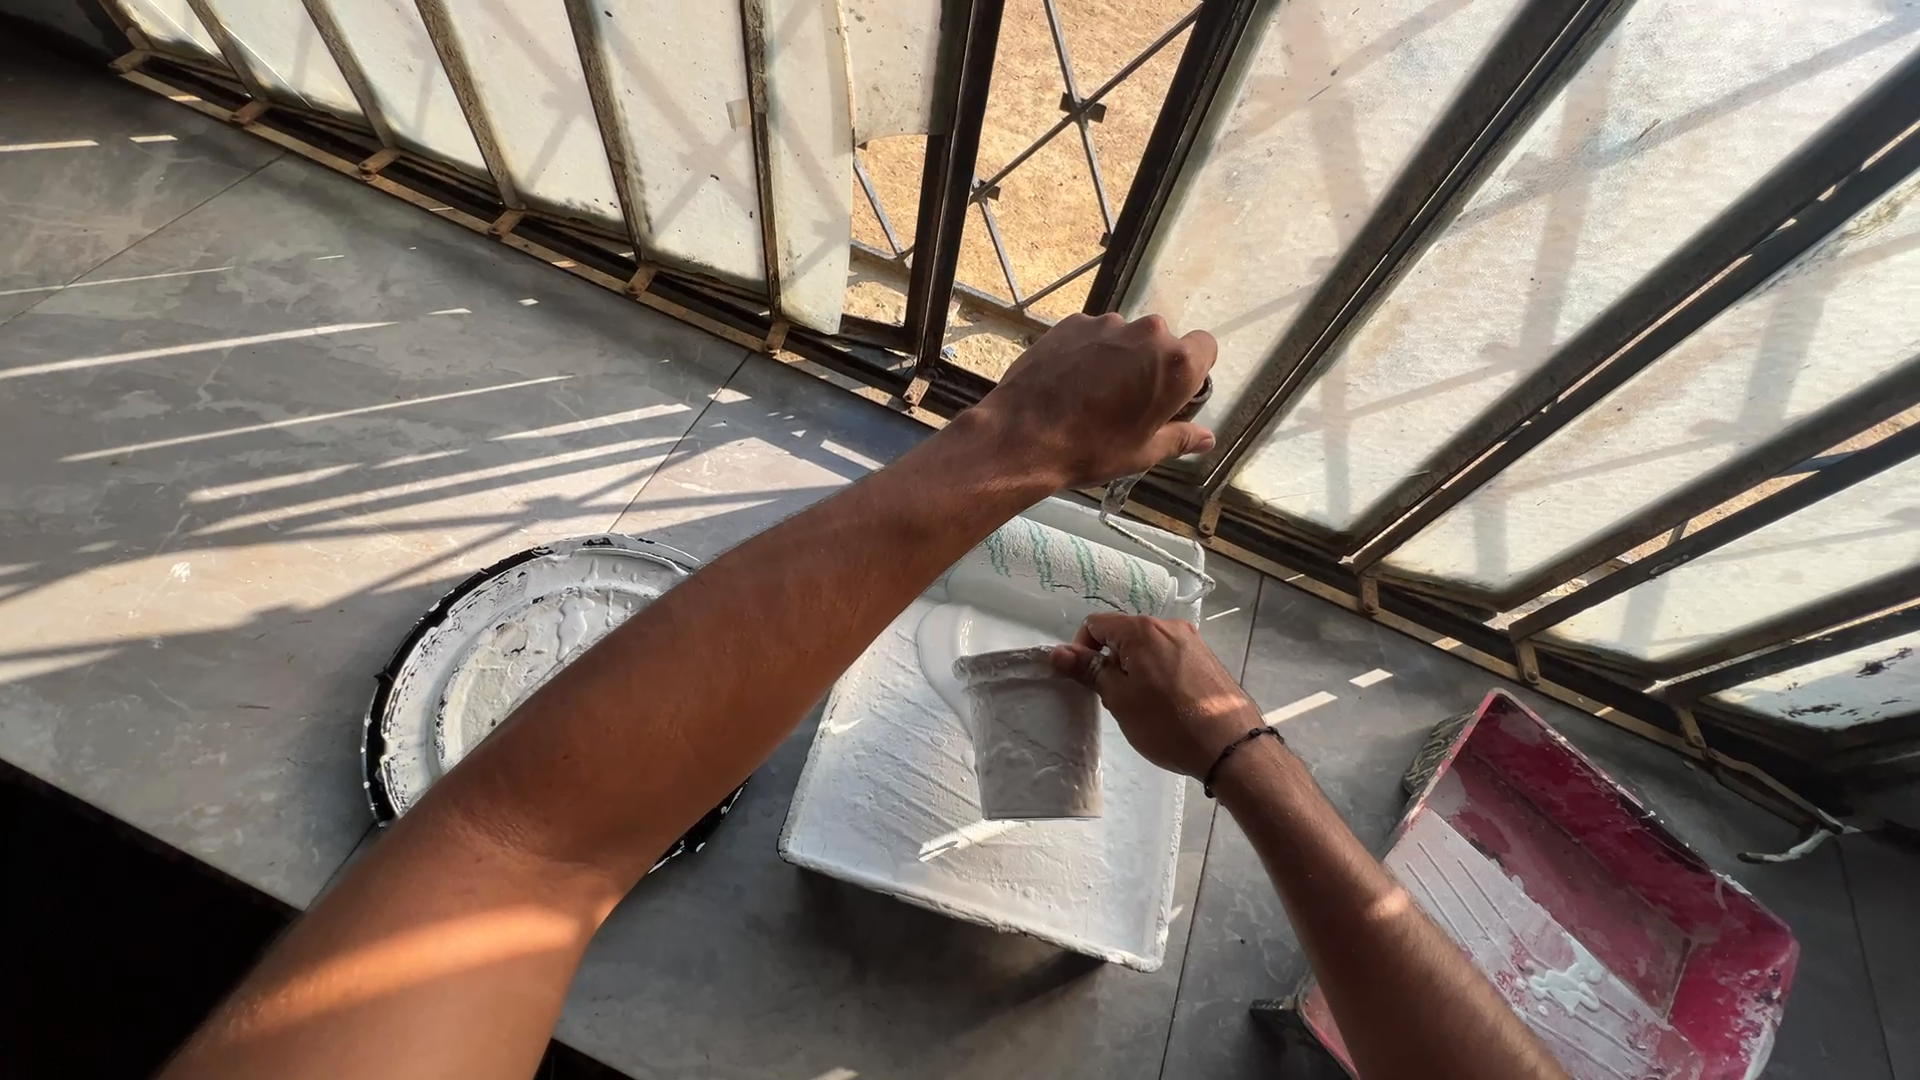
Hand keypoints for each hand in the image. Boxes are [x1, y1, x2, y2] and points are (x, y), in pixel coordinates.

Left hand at [970, 313, 1216, 488]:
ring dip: (1117, 358)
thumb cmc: (1091, 450)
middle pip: (1161, 343)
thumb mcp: (1142, 453)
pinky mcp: (1071, 323)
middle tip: (1127, 402)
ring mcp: (1106, 324)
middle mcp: (1147, 333)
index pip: (1205, 348)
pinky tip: (1068, 382)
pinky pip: (1091, 335)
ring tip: (1091, 394)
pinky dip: (1087, 353)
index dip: (1191, 371)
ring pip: (1124, 338)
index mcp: (1175, 365)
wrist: (1023, 435)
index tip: (1171, 394)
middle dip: (1149, 366)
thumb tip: (1206, 438)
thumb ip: (1179, 438)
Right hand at [1051, 613, 1259, 778]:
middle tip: (1116, 698)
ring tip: (1143, 705)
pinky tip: (1167, 704)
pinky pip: (1169, 656)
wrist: (1231, 748)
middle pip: (1123, 634)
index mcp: (1142, 629)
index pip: (1096, 624)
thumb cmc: (1168, 724)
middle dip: (1111, 661)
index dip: (1082, 649)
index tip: (1087, 680)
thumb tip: (1059, 651)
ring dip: (1135, 669)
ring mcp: (1192, 641)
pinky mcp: (1207, 659)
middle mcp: (1169, 626)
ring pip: (1147, 647)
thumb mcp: (1119, 699)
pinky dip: (1158, 673)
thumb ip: (1088, 670)